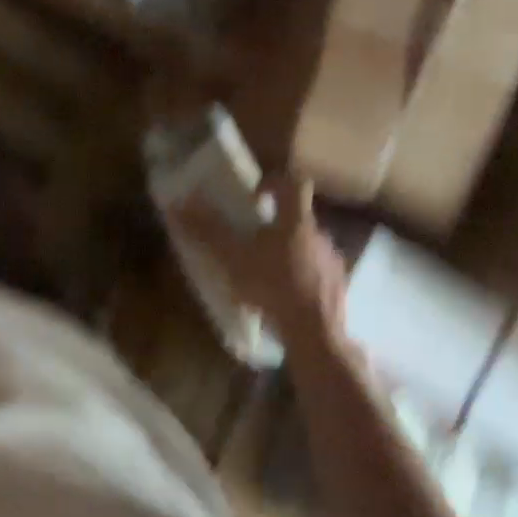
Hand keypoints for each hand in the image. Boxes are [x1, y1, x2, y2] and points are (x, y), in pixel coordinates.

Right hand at [167, 176, 348, 352]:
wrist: (316, 333)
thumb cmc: (271, 286)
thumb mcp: (231, 258)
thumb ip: (206, 231)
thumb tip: (178, 204)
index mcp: (296, 222)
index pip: (293, 184)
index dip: (273, 182)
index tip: (254, 196)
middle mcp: (320, 235)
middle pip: (297, 218)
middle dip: (273, 225)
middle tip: (249, 240)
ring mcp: (333, 262)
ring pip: (307, 245)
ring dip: (286, 252)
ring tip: (263, 272)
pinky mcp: (339, 286)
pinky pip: (317, 271)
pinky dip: (299, 276)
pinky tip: (282, 295)